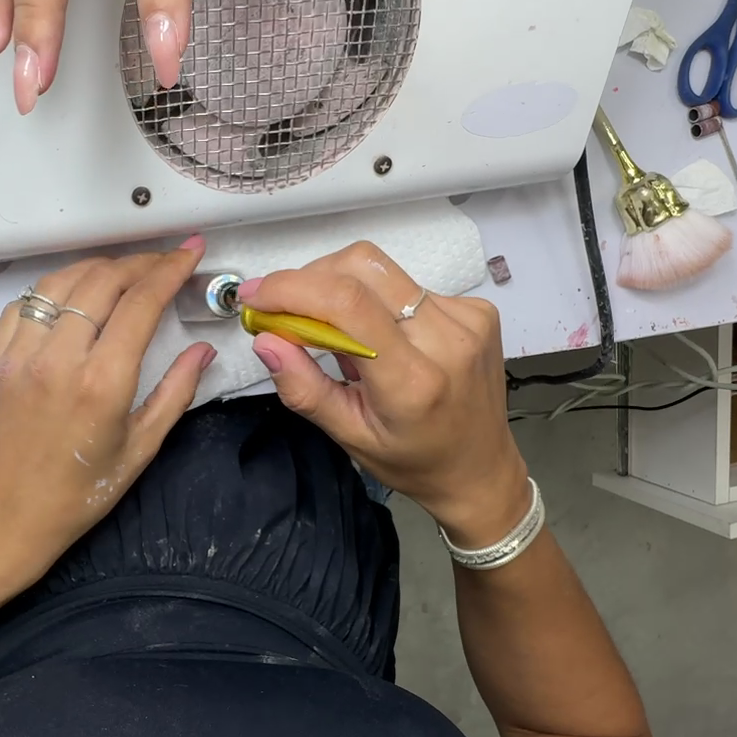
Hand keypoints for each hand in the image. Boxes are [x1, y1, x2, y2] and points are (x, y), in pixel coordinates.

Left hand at [0, 238, 215, 593]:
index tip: (190, 250)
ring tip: (123, 271)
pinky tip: (74, 296)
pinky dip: (54, 290)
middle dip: (139, 262)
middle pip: (102, 281)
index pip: (140, 303)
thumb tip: (204, 348)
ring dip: (97, 267)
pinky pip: (23, 304)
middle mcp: (57, 360)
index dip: (170, 269)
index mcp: (102, 384)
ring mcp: (16, 357)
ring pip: (60, 284)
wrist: (7, 519)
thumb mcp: (141, 448)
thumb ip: (176, 392)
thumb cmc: (82, 493)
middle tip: (162, 262)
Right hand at [238, 242, 531, 548]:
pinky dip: (374, 301)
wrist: (481, 468)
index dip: (292, 288)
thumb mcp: (349, 437)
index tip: (255, 296)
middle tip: (284, 310)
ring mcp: (467, 318)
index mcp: (412, 382)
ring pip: (381, 270)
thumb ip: (304, 389)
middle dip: (309, 279)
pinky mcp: (476, 309)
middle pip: (362, 267)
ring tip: (332, 329)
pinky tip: (376, 334)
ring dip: (339, 288)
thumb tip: (266, 340)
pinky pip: (405, 285)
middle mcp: (447, 339)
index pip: (348, 304)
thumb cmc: (411, 460)